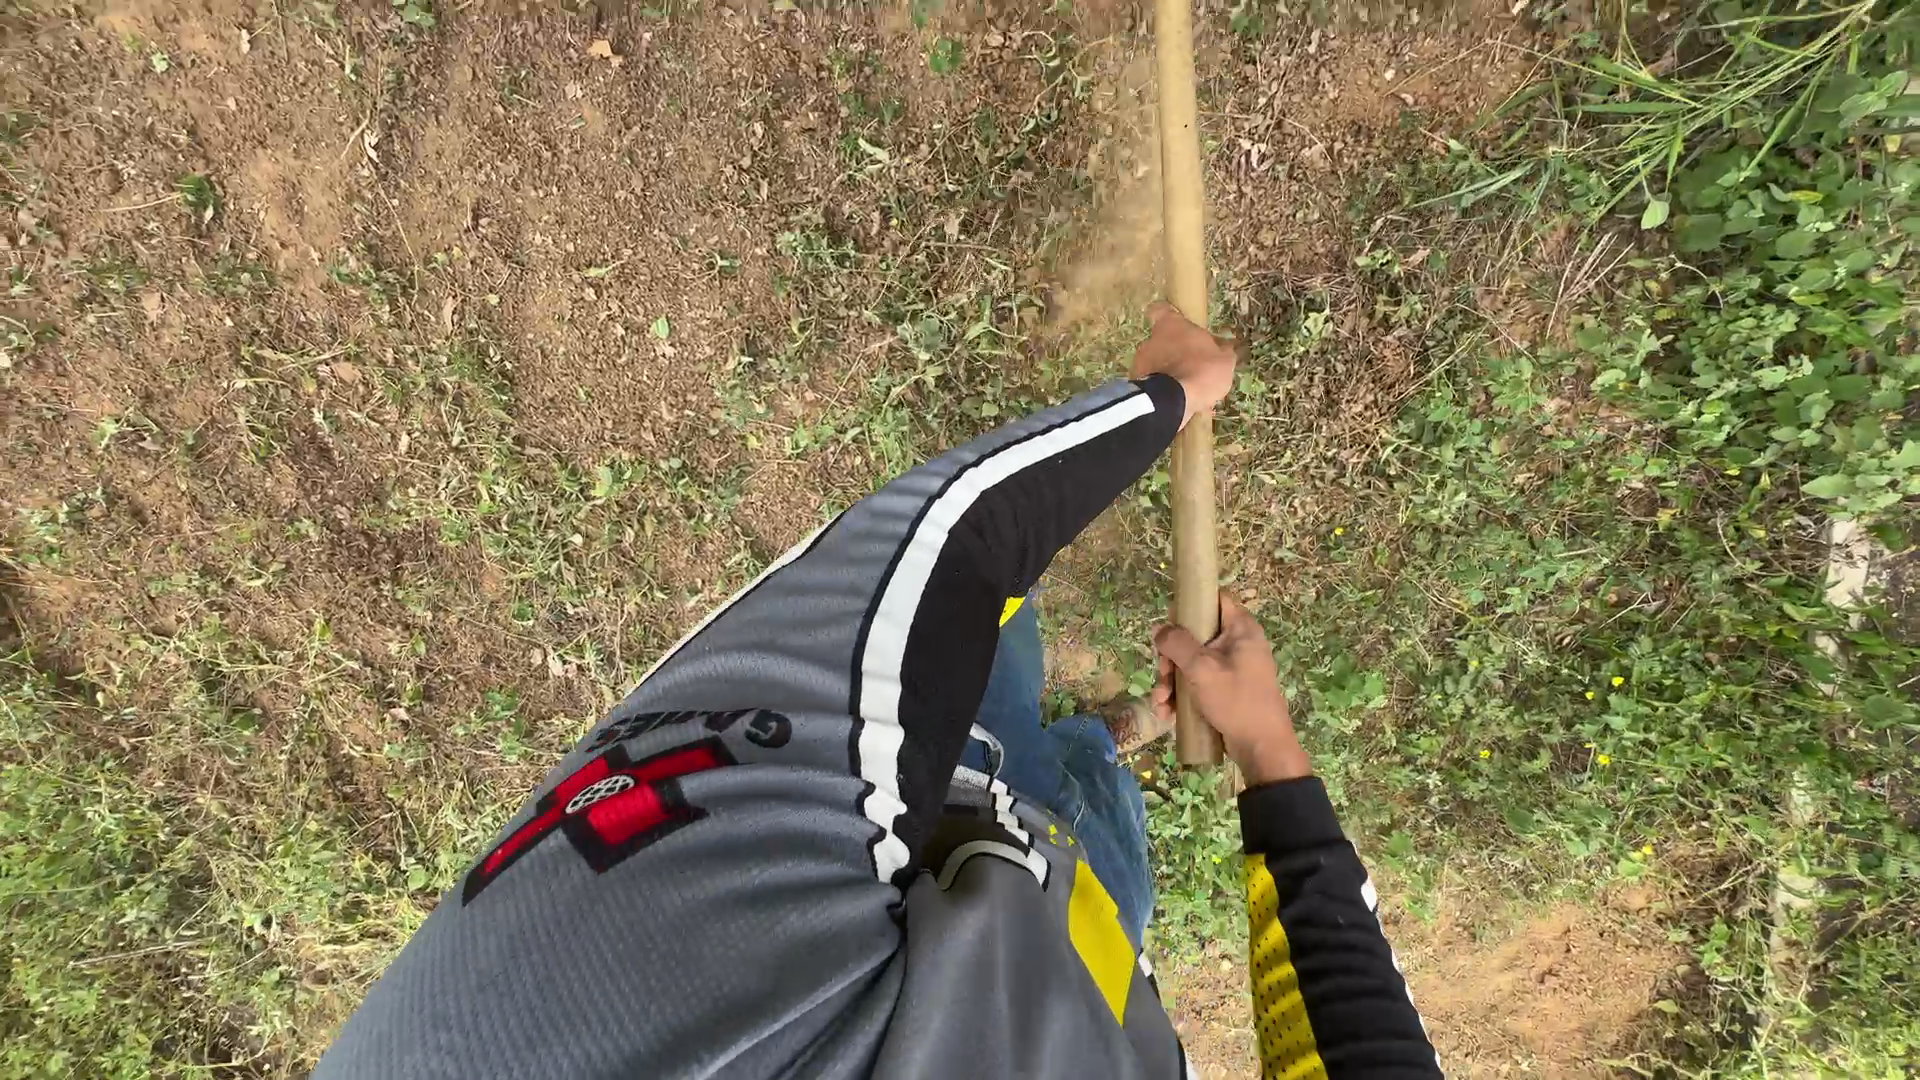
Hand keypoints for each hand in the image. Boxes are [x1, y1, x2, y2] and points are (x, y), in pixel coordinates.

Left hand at [1129, 301, 1236, 429]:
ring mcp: (1139, 363)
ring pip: (1155, 364)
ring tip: (1186, 389)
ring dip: (1167, 372)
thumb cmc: (1202, 370)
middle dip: (1173, 351)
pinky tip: (1177, 401)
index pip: (1161, 310)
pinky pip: (1152, 383)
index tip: (1176, 323)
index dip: (1167, 315)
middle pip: (1161, 341)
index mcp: (1171, 326)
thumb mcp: (1224, 360)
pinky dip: (1162, 389)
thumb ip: (1222, 350)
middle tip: (1191, 365)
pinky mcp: (1137, 385)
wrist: (1173, 402)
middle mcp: (1150, 340)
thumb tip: (1224, 345)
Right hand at [1149, 590, 1311, 784]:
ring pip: (1190, 662)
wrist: (1262, 749)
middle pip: (1193, 635)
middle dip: (1171, 658)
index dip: (1189, 606)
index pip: (1214, 600)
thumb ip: (1176, 644)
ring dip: (1171, 681)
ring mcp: (1230, 668)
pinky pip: (1196, 682)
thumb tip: (1158, 629)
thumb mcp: (1201, 668)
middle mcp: (1237, 644)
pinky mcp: (1224, 689)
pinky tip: (1167, 712)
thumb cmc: (1237, 701)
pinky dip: (1180, 695)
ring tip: (1162, 702)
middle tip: (1163, 675)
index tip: (1169, 624)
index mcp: (1241, 629)